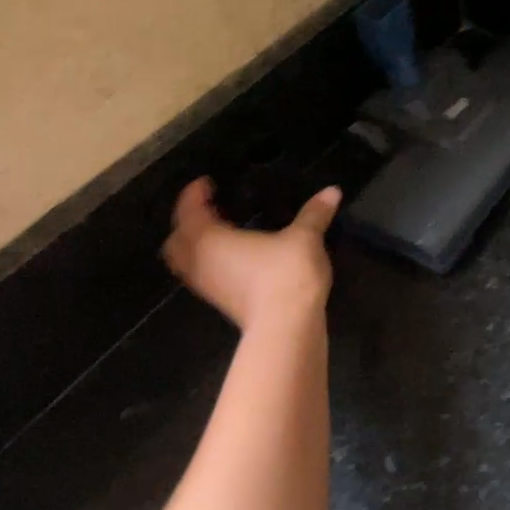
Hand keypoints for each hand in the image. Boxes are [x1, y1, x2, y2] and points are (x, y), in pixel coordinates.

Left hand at [162, 178, 341, 329]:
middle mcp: (200, 261)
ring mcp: (208, 285)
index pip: (190, 210)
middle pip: (176, 240)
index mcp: (210, 238)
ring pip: (186, 262)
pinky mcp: (222, 303)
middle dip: (186, 224)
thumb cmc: (287, 274)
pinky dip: (209, 265)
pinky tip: (232, 261)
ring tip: (215, 237)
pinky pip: (204, 277)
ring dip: (193, 247)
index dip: (195, 194)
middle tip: (205, 212)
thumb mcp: (305, 238)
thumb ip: (314, 214)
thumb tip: (333, 191)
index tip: (205, 183)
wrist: (286, 326)